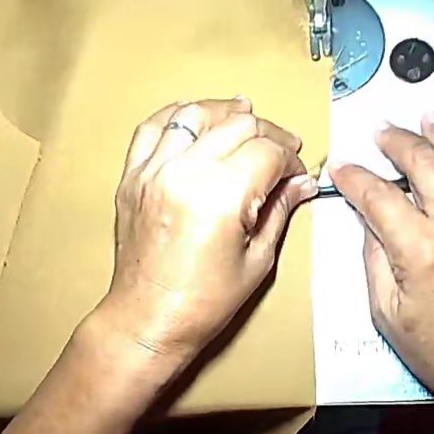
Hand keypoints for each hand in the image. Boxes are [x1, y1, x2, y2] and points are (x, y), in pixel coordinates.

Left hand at [93, 98, 317, 372]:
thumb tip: (300, 184)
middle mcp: (183, 174)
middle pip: (237, 125)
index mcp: (219, 196)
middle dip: (267, 134)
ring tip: (244, 116)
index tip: (296, 174)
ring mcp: (152, 173)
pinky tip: (194, 118)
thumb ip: (279, 212)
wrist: (148, 321)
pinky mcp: (132, 179)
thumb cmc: (199, 304)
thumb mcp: (255, 261)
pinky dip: (175, 116)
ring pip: (194, 115)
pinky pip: (152, 128)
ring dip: (225, 113)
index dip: (290, 160)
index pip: (267, 151)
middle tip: (280, 151)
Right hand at [329, 113, 433, 433]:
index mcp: (420, 250)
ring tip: (425, 116)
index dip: (355, 178)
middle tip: (380, 131)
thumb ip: (376, 260)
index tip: (339, 166)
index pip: (379, 196)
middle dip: (398, 142)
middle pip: (425, 164)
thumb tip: (371, 223)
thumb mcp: (387, 313)